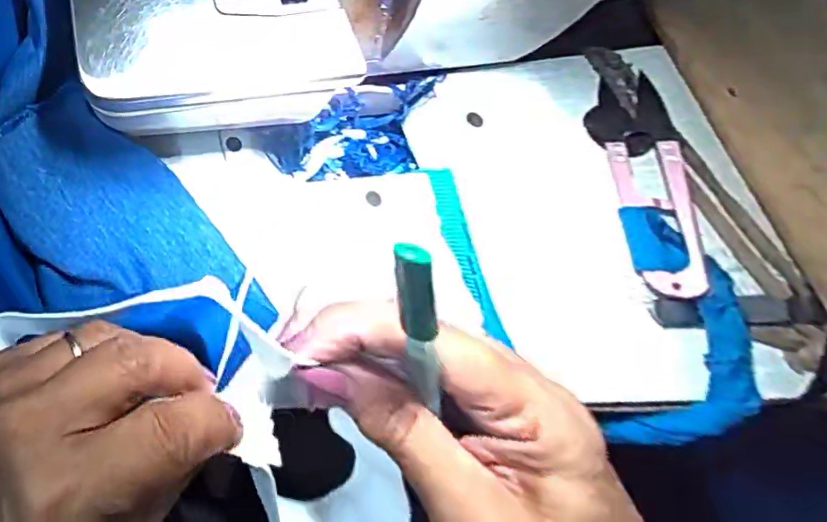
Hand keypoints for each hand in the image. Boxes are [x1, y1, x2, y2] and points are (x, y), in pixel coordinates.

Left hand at [0, 320, 242, 521]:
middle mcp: (33, 422)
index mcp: (64, 486)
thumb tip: (210, 421)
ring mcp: (10, 383)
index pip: (160, 429)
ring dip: (142, 349)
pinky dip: (97, 348)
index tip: (231, 419)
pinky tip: (107, 373)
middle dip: (181, 365)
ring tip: (160, 373)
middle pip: (129, 361)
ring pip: (100, 332)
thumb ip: (166, 475)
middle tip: (202, 386)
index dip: (211, 418)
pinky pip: (65, 334)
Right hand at [279, 302, 640, 521]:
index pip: (430, 333)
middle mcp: (521, 378)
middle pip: (416, 324)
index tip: (300, 348)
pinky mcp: (486, 403)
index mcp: (536, 404)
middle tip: (291, 356)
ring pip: (411, 337)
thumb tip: (330, 371)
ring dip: (352, 344)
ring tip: (306, 363)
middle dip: (345, 330)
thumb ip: (403, 432)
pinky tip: (342, 375)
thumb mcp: (472, 514)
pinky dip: (372, 366)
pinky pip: (418, 364)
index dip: (357, 326)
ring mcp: (505, 387)